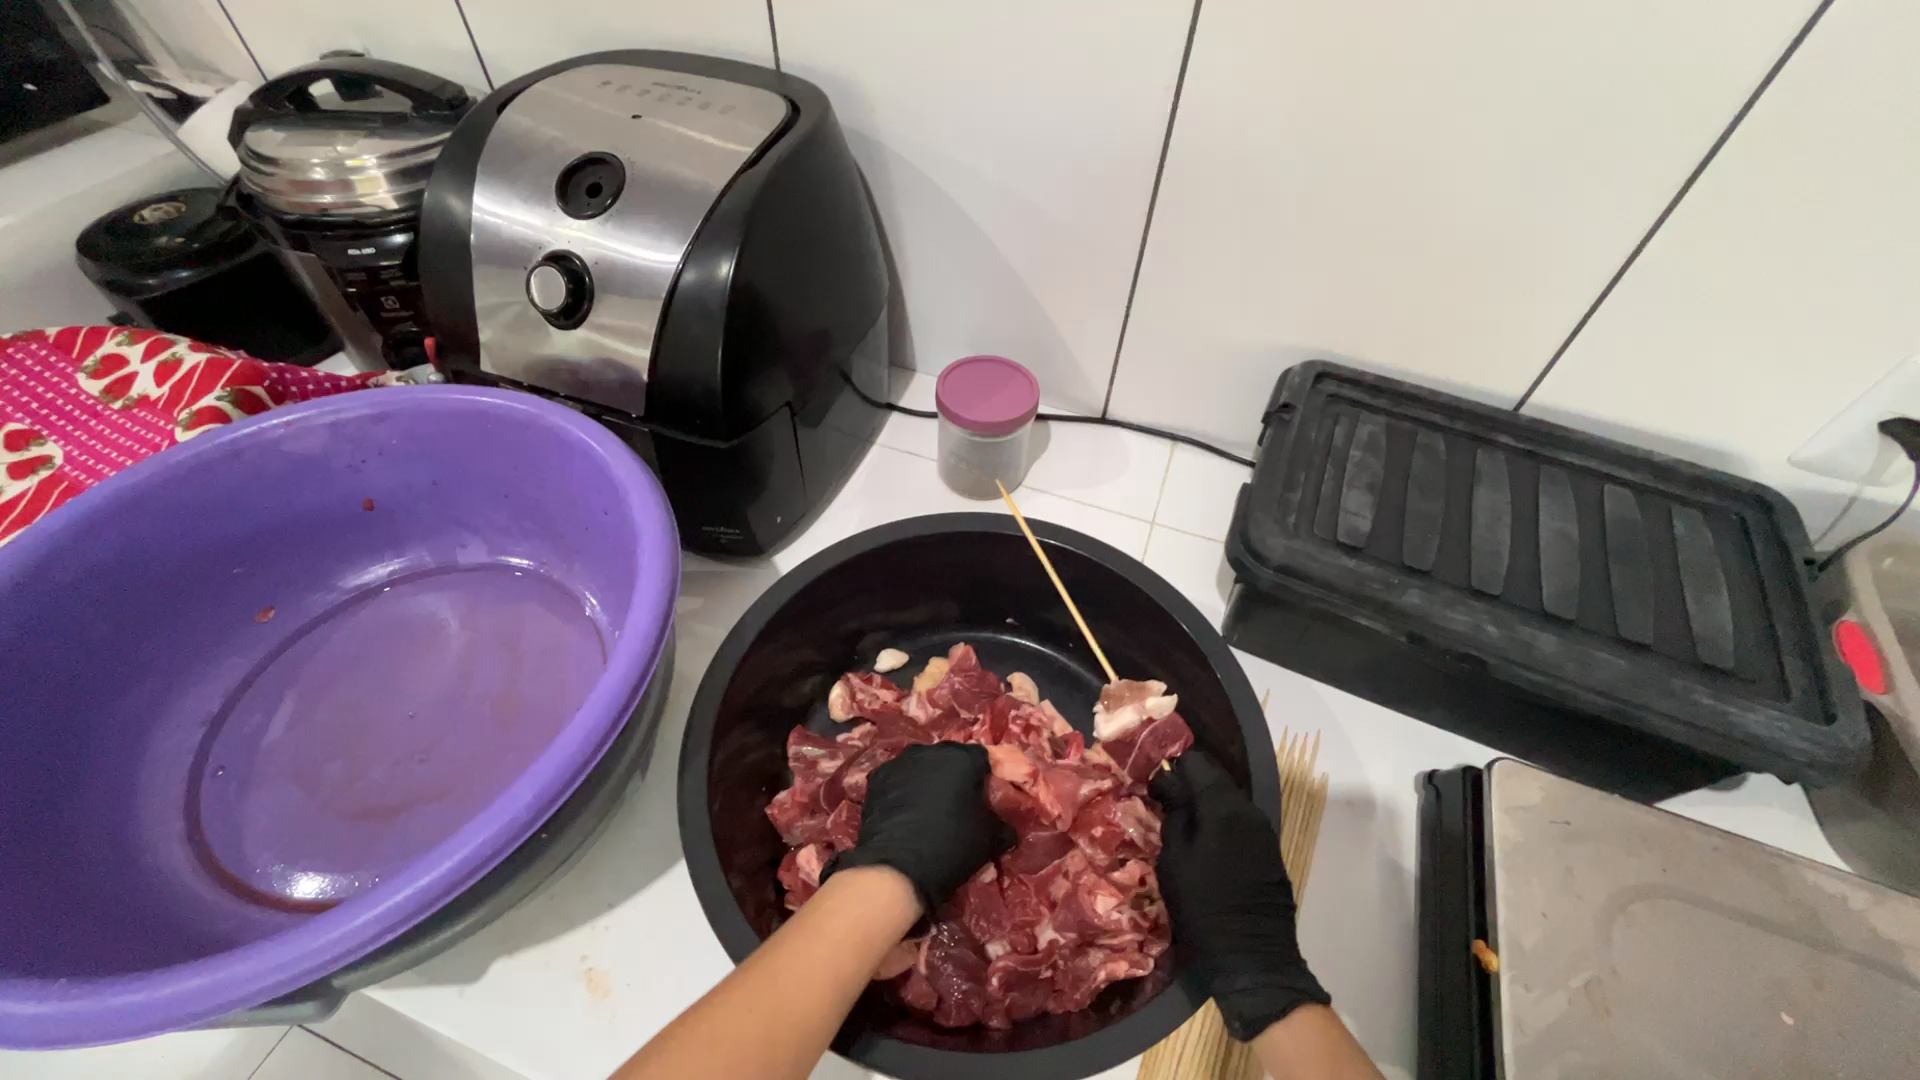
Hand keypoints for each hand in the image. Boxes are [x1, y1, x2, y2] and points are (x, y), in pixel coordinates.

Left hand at [828, 743, 1010, 912]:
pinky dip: (908, 790)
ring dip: (932, 781)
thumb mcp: (991, 837)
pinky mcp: (878, 779)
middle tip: (966, 802)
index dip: (992, 777)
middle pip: (953, 758)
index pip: (986, 758)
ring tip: (935, 808)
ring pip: (924, 766)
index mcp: (963, 757)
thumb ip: (1003, 822)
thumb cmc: (953, 846)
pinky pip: (901, 779)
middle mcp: (931, 751)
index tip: (994, 796)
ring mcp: (900, 762)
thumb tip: (1006, 825)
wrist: (898, 868)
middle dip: (961, 776)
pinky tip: (910, 812)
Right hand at [1151, 750, 1329, 1040]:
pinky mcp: (1270, 850)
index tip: (1153, 782)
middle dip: (1188, 785)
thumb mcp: (1174, 859)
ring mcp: (1264, 830)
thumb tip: (1169, 787)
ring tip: (1182, 824)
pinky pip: (1241, 822)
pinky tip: (1206, 843)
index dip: (1171, 767)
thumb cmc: (1203, 907)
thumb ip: (1174, 816)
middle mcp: (1249, 810)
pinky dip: (1221, 823)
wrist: (1253, 958)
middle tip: (1163, 803)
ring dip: (1205, 805)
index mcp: (1223, 807)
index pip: (1195, 762)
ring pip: (1228, 800)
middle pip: (1215, 779)